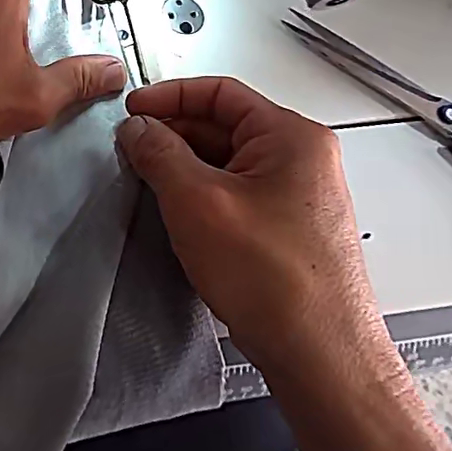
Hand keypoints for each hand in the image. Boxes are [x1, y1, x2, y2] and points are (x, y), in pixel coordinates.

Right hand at [114, 77, 381, 367]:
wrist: (319, 358)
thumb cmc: (275, 281)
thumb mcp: (197, 201)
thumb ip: (159, 153)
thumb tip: (138, 129)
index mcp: (292, 138)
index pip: (220, 92)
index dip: (169, 95)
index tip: (134, 109)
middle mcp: (301, 159)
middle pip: (222, 124)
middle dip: (172, 133)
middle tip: (132, 147)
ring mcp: (296, 194)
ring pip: (226, 160)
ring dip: (183, 164)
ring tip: (148, 179)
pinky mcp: (285, 225)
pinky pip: (234, 190)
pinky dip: (201, 191)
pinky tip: (176, 208)